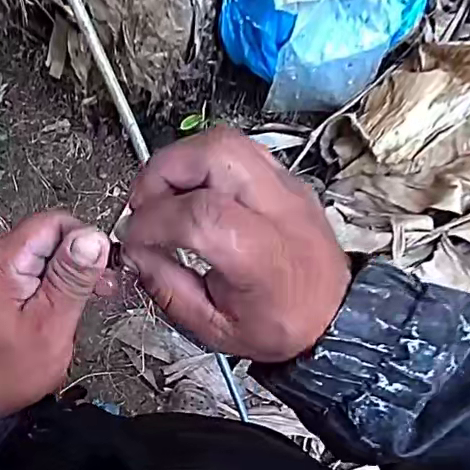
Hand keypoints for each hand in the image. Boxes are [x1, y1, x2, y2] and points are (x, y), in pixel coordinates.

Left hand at [0, 210, 112, 415]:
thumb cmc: (5, 374)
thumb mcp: (50, 325)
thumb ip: (71, 278)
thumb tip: (91, 237)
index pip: (53, 222)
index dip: (83, 242)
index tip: (98, 271)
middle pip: (43, 237)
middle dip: (74, 260)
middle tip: (93, 292)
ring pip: (34, 256)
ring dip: (59, 276)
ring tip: (70, 309)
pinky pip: (20, 275)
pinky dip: (40, 287)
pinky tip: (47, 313)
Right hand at [122, 127, 347, 362]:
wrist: (335, 315)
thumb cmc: (281, 323)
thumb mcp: (214, 327)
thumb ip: (168, 289)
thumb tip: (135, 253)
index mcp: (262, 258)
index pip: (197, 214)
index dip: (151, 222)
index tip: (133, 239)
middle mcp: (279, 211)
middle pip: (213, 155)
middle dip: (161, 173)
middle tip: (143, 205)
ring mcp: (285, 188)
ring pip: (223, 142)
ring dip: (178, 163)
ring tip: (162, 197)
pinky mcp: (284, 180)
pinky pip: (237, 150)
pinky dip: (200, 163)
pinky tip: (188, 192)